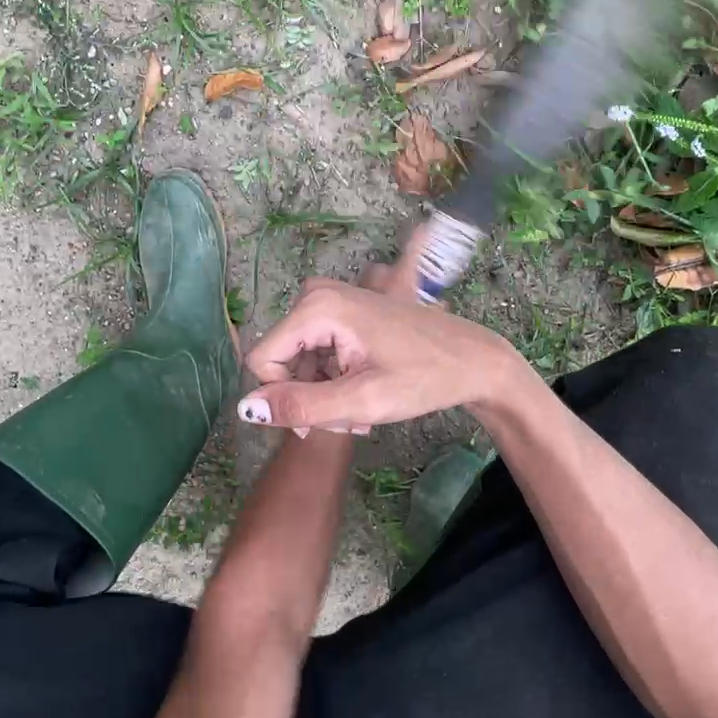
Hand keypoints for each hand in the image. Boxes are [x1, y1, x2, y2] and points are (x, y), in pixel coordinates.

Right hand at [237, 278, 532, 431]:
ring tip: (359, 409)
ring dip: (321, 391)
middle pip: (280, 359)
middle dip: (307, 395)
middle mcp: (316, 294)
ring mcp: (329, 298)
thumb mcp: (362, 402)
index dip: (282, 399)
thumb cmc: (424, 378)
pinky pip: (315, 348)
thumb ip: (301, 406)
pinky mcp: (341, 307)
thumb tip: (245, 409)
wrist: (473, 358)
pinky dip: (332, 376)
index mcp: (316, 308)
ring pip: (297, 358)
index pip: (260, 360)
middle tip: (348, 418)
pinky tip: (361, 390)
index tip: (320, 423)